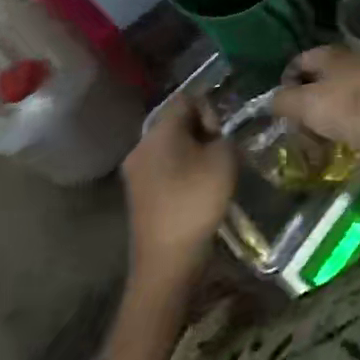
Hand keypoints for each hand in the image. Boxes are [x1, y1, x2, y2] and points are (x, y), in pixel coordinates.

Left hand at [122, 94, 234, 271]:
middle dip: (199, 132)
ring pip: (167, 147)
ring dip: (189, 154)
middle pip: (174, 122)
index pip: (186, 99)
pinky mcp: (136, 195)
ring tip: (210, 173)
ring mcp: (134, 171)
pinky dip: (179, 173)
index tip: (221, 134)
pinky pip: (161, 169)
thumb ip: (223, 136)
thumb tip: (215, 137)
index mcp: (159, 129)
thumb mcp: (224, 159)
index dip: (209, 109)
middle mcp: (141, 144)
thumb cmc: (196, 200)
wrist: (166, 260)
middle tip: (220, 153)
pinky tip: (194, 192)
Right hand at [272, 45, 359, 151]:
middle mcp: (345, 60)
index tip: (283, 109)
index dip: (284, 85)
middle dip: (300, 103)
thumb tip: (275, 101)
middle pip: (311, 80)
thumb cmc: (341, 110)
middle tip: (295, 125)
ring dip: (316, 115)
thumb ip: (281, 99)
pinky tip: (330, 138)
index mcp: (328, 53)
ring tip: (311, 137)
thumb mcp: (301, 104)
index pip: (295, 63)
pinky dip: (334, 121)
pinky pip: (343, 107)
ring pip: (327, 95)